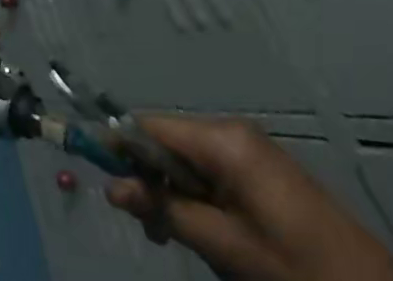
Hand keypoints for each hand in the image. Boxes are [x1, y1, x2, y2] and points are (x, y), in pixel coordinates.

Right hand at [107, 117, 392, 280]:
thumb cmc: (294, 266)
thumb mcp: (225, 245)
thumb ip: (167, 211)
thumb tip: (112, 188)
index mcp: (223, 140)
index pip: (151, 127)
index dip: (120, 147)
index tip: (98, 175)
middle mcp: (232, 131)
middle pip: (167, 141)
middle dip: (149, 179)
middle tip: (151, 230)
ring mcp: (248, 147)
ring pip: (186, 158)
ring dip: (172, 192)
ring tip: (175, 236)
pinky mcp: (259, 166)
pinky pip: (210, 169)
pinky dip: (196, 194)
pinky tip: (203, 229)